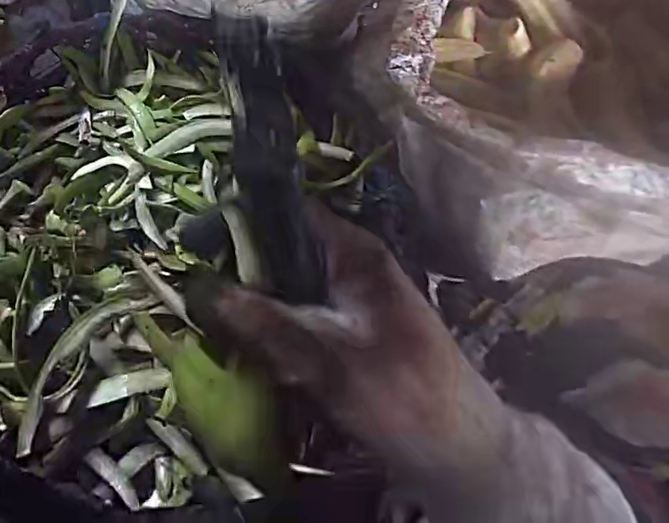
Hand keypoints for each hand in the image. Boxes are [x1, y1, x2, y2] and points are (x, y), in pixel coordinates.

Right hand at [192, 202, 510, 477]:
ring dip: (252, 289)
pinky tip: (247, 331)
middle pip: (278, 240)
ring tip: (212, 304)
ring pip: (282, 273)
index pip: (284, 208)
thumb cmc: (410, 401)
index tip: (197, 236)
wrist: (470, 459)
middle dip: (238, 259)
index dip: (238, 214)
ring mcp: (346, 287)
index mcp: (352, 249)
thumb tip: (200, 289)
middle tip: (198, 280)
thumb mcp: (332, 366)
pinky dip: (270, 310)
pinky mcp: (342, 317)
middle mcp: (347, 257)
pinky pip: (293, 299)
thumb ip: (267, 325)